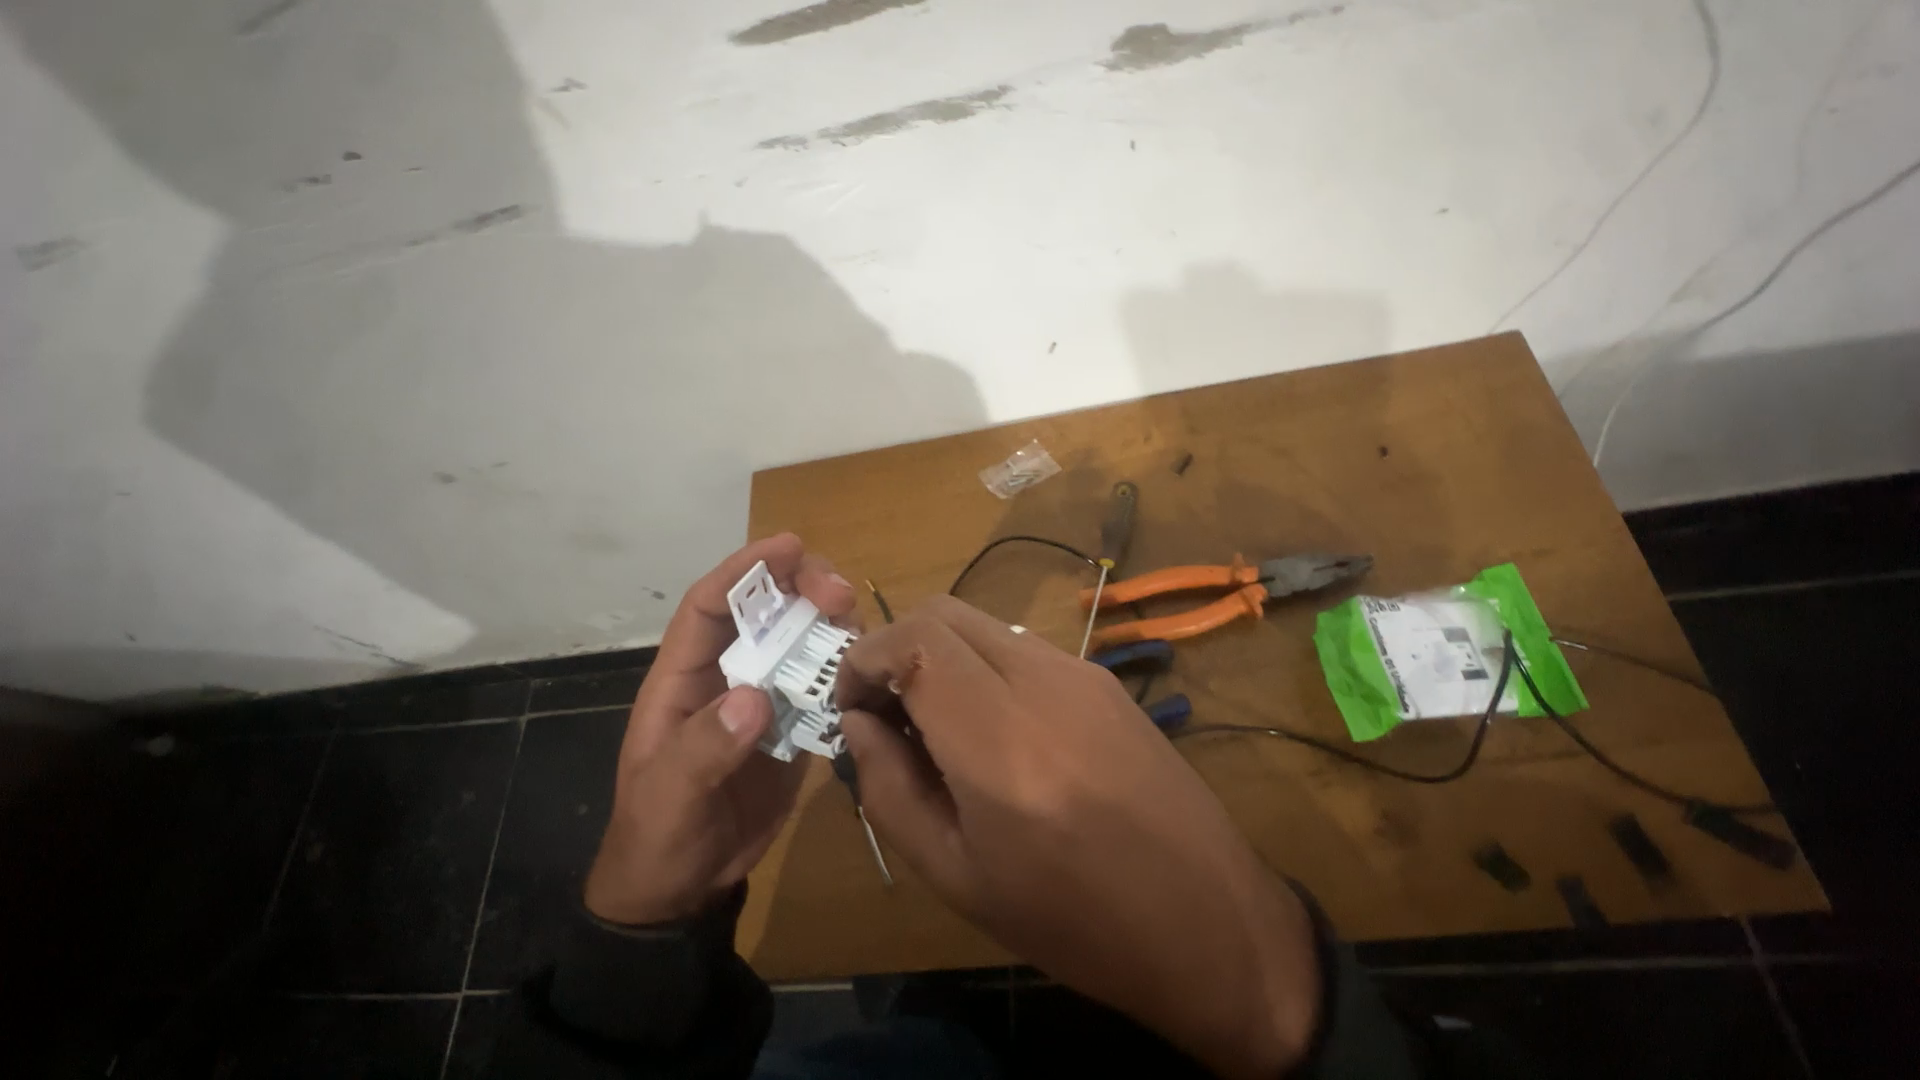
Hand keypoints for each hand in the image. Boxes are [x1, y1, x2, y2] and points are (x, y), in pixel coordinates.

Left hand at [583, 534, 855, 925]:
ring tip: (861, 627)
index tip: (789, 545)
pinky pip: (823, 689)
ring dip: (831, 625)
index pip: (710, 606)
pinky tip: (870, 672)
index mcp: (684, 678)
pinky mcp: (795, 730)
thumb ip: (704, 746)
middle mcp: (728, 677)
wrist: (684, 891)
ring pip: (801, 642)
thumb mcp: (670, 794)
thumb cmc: (658, 836)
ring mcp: (765, 702)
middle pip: (766, 612)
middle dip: (802, 588)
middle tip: (841, 593)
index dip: (746, 569)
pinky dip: (846, 674)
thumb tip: (755, 697)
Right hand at [836, 596, 1320, 1079]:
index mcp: (1000, 739)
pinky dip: (983, 666)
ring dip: (940, 655)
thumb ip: (889, 789)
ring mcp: (1083, 674)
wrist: (1209, 922)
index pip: (912, 641)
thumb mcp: (956, 876)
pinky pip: (1024, 648)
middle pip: (944, 613)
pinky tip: (991, 730)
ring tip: (934, 727)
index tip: (851, 708)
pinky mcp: (1107, 682)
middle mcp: (1043, 683)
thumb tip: (860, 723)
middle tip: (883, 714)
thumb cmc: (1072, 920)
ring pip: (983, 624)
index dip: (864, 660)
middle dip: (895, 648)